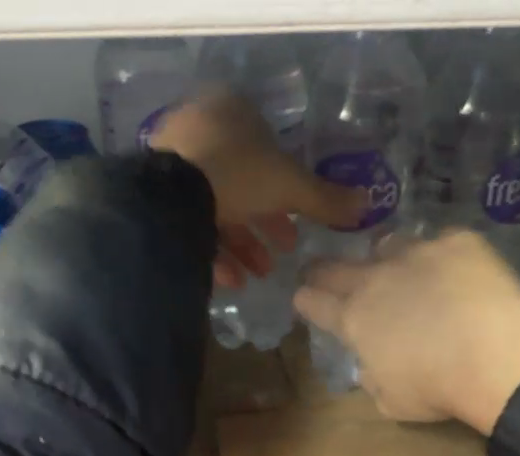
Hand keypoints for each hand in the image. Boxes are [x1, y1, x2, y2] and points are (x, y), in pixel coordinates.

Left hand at [150, 89, 366, 288]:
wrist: (167, 198)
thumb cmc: (236, 174)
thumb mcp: (290, 186)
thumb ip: (325, 198)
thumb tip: (366, 205)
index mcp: (232, 111)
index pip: (268, 149)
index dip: (287, 191)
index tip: (296, 223)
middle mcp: (199, 130)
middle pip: (242, 182)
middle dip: (265, 224)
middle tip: (283, 252)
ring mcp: (172, 164)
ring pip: (215, 207)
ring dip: (242, 244)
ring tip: (259, 275)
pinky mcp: (152, 198)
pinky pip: (188, 224)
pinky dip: (212, 252)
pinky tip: (231, 281)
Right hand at [293, 230, 519, 434]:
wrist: (497, 358)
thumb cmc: (437, 389)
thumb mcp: (391, 401)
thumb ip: (373, 377)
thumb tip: (372, 365)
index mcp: (354, 320)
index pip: (314, 303)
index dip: (305, 300)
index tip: (303, 298)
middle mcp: (377, 279)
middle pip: (337, 266)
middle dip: (324, 270)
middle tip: (323, 271)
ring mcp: (417, 254)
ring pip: (387, 244)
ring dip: (385, 256)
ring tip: (398, 267)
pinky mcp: (458, 242)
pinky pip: (439, 241)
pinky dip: (440, 255)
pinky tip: (455, 271)